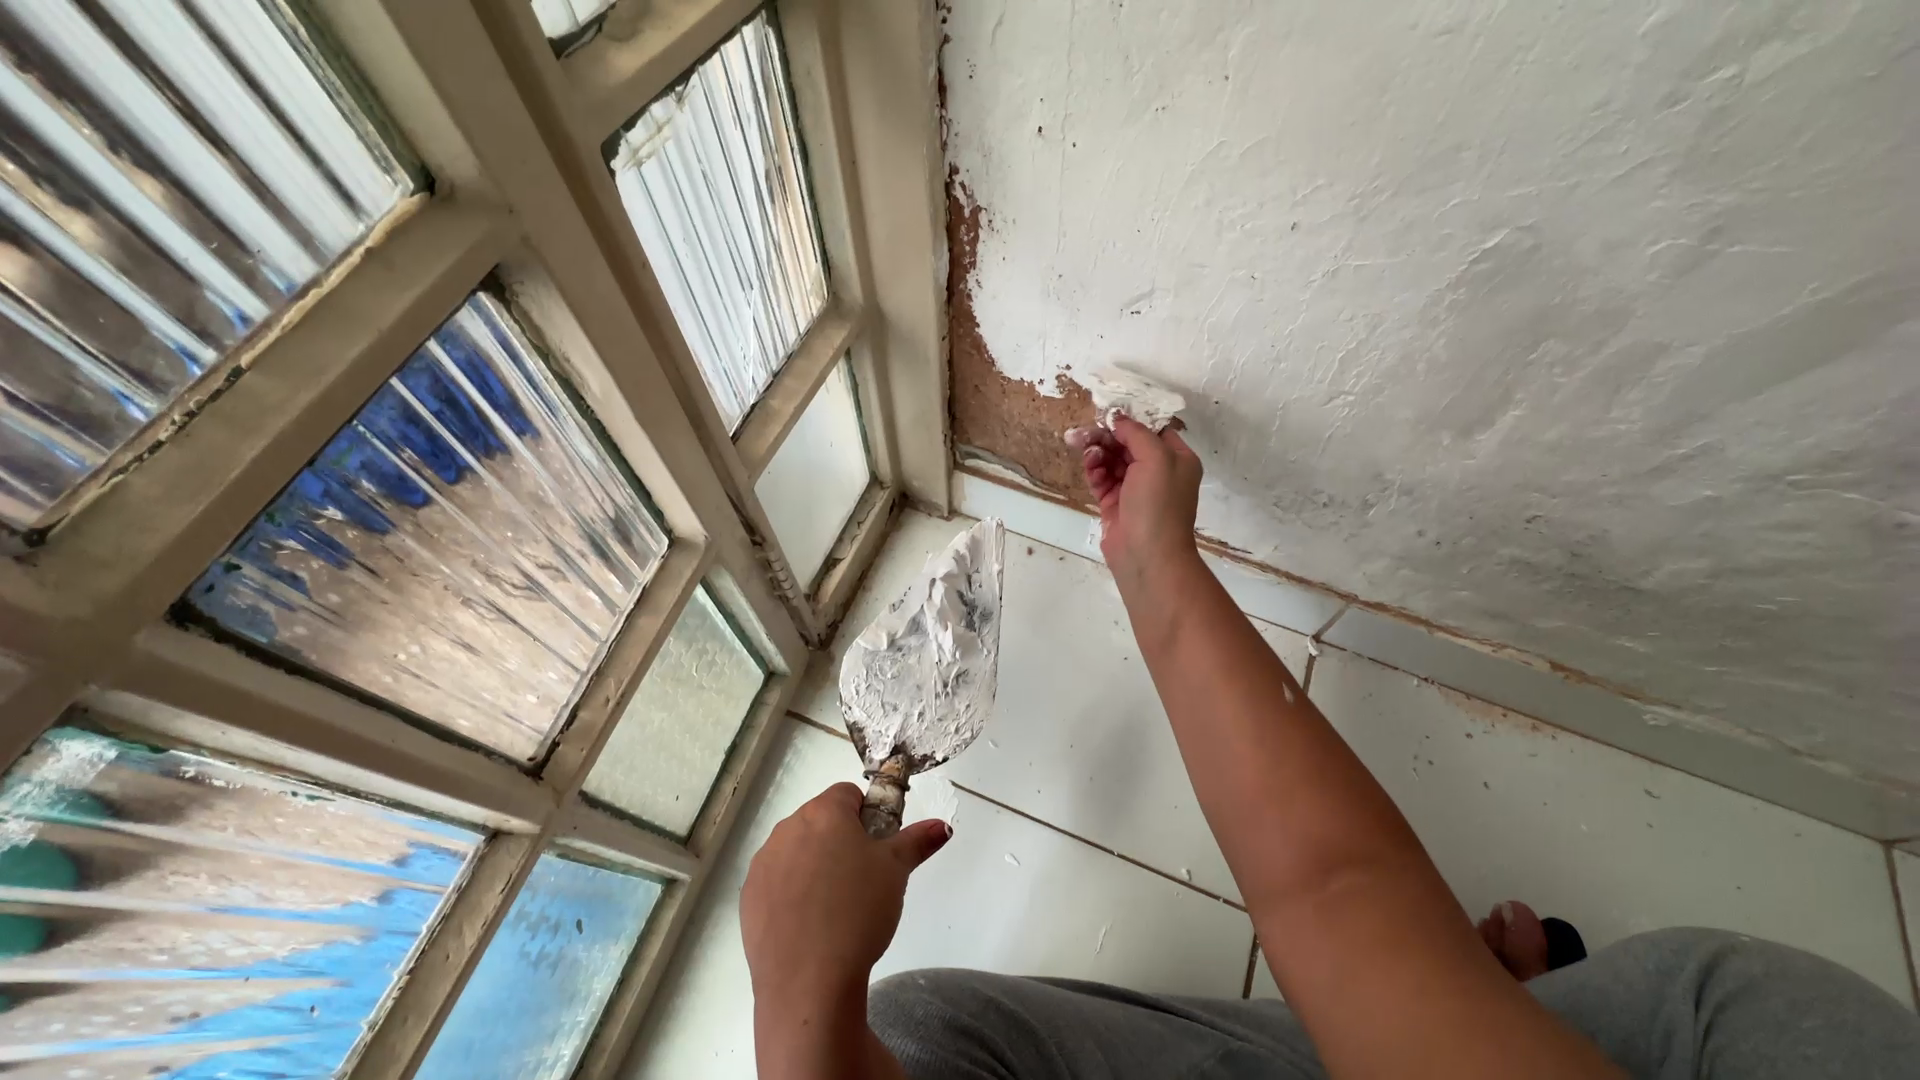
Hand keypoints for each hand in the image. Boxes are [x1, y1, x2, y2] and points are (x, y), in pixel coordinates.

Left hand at [741, 783, 951, 1005]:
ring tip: (834, 906)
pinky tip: (808, 924)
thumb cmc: (859, 912)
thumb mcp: (897, 872)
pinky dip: (792, 892)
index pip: (847, 794)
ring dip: (814, 864)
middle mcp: (788, 828)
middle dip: (840, 840)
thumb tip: (942, 826)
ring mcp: (763, 863)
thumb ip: (918, 841)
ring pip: (796, 850)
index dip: (866, 816)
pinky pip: (776, 881)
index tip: (877, 848)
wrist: (808, 979)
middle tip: (861, 879)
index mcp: (824, 813)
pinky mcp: (749, 896)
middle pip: (820, 820)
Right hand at [1069, 416, 1203, 582]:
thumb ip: (1136, 433)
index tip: (1106, 416)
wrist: (1147, 555)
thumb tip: (1117, 418)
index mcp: (1177, 459)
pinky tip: (1090, 470)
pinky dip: (1094, 472)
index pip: (1152, 430)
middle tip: (1082, 434)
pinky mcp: (1115, 504)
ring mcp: (1136, 489)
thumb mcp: (1155, 458)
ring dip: (1097, 454)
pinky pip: (1102, 479)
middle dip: (1105, 438)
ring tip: (1089, 458)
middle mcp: (1158, 472)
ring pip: (1111, 460)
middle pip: (1127, 444)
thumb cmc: (1158, 504)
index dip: (1129, 422)